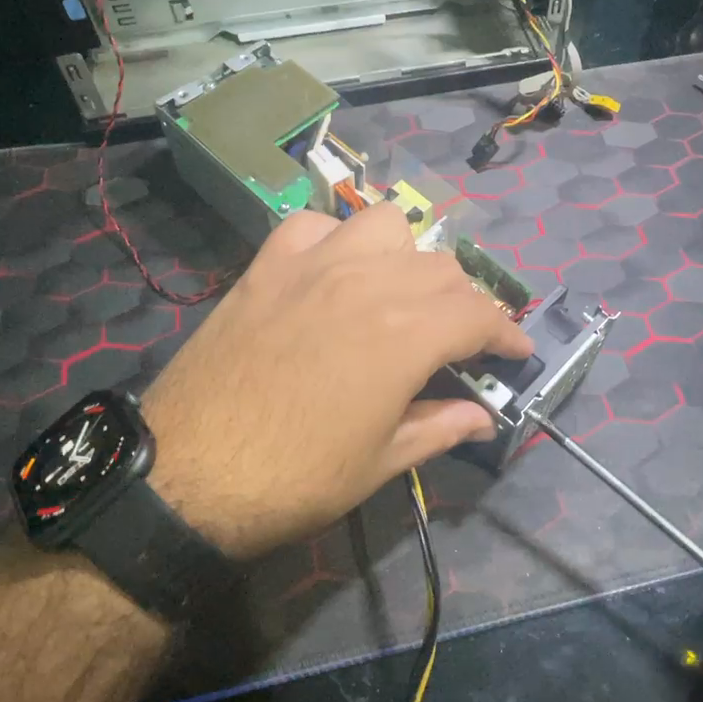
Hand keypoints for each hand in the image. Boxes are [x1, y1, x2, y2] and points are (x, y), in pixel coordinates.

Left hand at [140, 203, 532, 559]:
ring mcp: (314, 263)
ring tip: (398, 292)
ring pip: (386, 225)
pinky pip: (314, 224)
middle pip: (441, 268)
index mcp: (407, 333)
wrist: (187, 471)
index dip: (506, 334)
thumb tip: (483, 417)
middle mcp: (369, 281)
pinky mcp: (268, 264)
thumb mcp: (379, 463)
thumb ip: (439, 427)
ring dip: (406, 255)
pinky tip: (331, 271)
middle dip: (464, 303)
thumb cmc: (294, 477)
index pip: (478, 315)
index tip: (515, 352)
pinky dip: (334, 239)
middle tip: (459, 340)